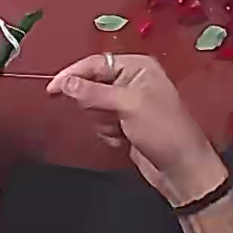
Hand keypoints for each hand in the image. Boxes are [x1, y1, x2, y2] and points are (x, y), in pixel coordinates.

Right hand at [47, 54, 227, 206]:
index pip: (95, 63)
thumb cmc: (161, 129)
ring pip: (94, 106)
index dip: (72, 75)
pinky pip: (101, 122)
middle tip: (110, 116)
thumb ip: (93, 92)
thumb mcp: (127, 105)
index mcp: (137, 66)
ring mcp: (129, 102)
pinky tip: (122, 140)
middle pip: (92, 85)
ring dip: (102, 121)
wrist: (181, 169)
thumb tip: (65, 82)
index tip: (51, 90)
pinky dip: (107, 132)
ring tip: (120, 130)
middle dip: (94, 104)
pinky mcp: (125, 123)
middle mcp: (132, 79)